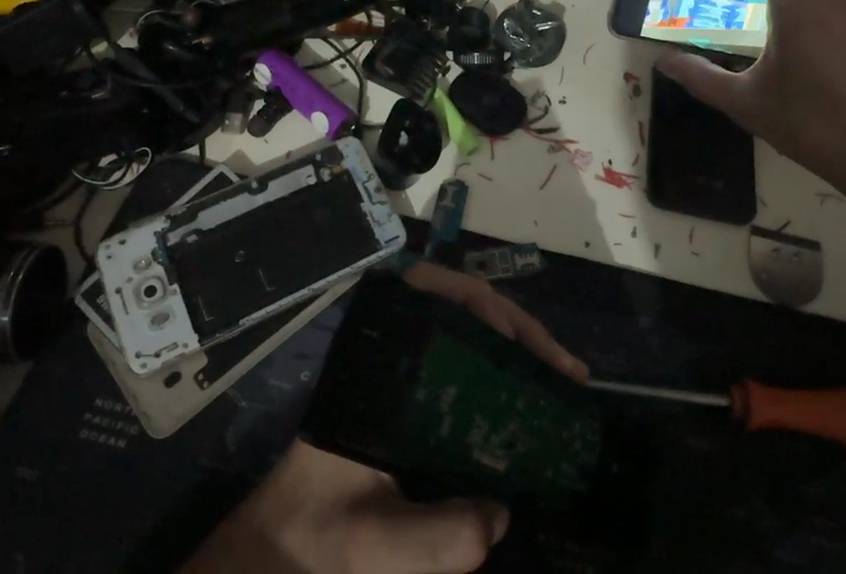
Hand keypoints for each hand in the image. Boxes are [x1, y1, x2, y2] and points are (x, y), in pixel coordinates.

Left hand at [181, 267, 586, 572]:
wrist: (280, 554)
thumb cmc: (316, 537)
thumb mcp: (375, 546)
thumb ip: (437, 538)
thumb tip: (502, 512)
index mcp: (373, 370)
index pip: (426, 298)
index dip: (480, 305)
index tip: (522, 342)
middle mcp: (388, 360)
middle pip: (459, 311)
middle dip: (517, 328)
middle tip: (565, 368)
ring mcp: (402, 379)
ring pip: (466, 335)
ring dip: (515, 347)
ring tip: (561, 377)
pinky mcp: (412, 405)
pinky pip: (465, 370)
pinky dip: (503, 374)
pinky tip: (532, 400)